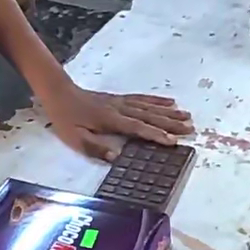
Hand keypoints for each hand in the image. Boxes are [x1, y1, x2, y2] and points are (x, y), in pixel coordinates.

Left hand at [39, 82, 192, 159]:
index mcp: (110, 120)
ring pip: (149, 107)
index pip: (138, 129)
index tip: (173, 142)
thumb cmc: (65, 118)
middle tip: (190, 129)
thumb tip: (116, 157)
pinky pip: (142, 99)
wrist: (59, 93)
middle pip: (149, 116)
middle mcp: (120, 109)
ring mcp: (121, 102)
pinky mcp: (119, 99)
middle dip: (171, 123)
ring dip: (169, 112)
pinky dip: (157, 101)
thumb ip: (95, 148)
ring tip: (187, 116)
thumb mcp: (75, 138)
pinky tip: (169, 103)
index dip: (156, 135)